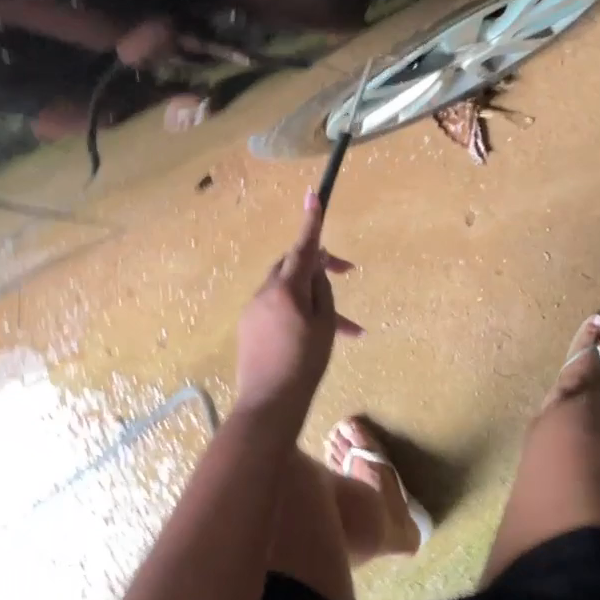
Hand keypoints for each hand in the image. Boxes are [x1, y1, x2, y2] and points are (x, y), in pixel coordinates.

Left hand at [233, 190, 362, 427]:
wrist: (268, 404)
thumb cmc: (304, 363)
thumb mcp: (325, 324)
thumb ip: (322, 291)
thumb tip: (314, 271)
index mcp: (285, 289)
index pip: (302, 248)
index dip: (311, 222)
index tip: (314, 195)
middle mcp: (264, 293)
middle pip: (293, 267)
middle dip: (319, 266)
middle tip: (347, 273)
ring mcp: (254, 312)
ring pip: (289, 293)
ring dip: (315, 300)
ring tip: (349, 328)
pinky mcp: (250, 329)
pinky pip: (279, 311)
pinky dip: (300, 316)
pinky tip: (320, 340)